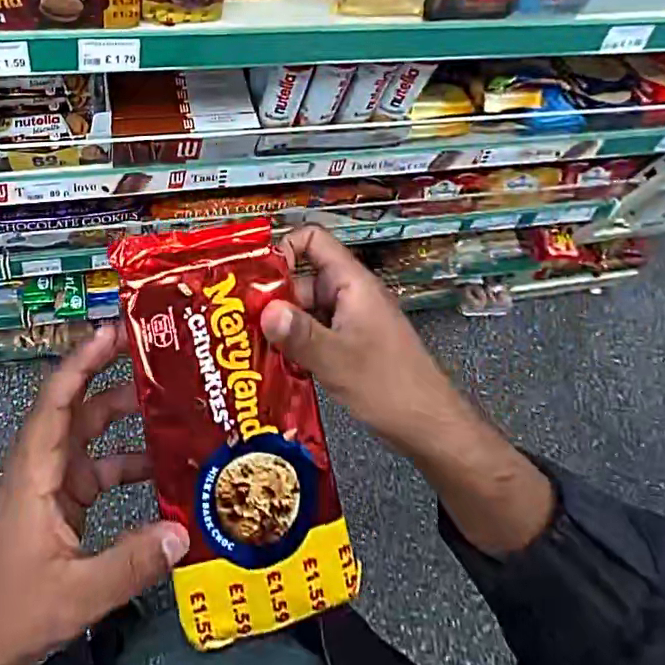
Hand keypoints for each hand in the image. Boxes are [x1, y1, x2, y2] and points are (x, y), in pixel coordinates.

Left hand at [0, 324, 189, 664]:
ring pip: (92, 432)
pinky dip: (131, 457)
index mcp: (35, 474)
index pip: (56, 403)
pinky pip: (102, 463)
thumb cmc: (16, 611)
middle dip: (110, 372)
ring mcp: (54, 481)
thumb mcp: (78, 593)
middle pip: (77, 405)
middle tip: (153, 351)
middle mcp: (43, 466)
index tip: (112, 333)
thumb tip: (184, 532)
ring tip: (171, 401)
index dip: (82, 363)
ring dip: (126, 415)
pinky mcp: (65, 499)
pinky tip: (164, 464)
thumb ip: (132, 563)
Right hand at [264, 226, 553, 554]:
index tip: (254, 277)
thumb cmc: (389, 385)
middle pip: (301, 278)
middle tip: (236, 321)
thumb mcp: (336, 359)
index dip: (282, 248)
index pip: (313, 240)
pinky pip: (313, 332)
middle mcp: (349, 295)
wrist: (428, 424)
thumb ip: (299, 334)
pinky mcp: (348, 344)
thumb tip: (264, 310)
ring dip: (280, 325)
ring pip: (304, 309)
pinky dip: (294, 343)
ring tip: (247, 345)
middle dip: (270, 296)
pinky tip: (273, 364)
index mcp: (351, 283)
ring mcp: (349, 320)